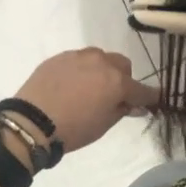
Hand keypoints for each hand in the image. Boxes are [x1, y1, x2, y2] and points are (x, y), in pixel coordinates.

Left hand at [12, 48, 158, 152]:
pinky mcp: (60, 56)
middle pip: (122, 65)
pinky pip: (79, 59)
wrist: (31, 122)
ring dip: (102, 70)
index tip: (153, 101)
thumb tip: (134, 105)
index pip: (142, 89)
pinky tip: (70, 85)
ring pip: (100, 57)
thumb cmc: (73, 129)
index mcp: (117, 82)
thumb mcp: (103, 125)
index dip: (150, 97)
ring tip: (89, 88)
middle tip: (112, 96)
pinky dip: (81, 69)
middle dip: (122, 79)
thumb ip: (121, 110)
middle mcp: (102, 62)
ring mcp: (79, 56)